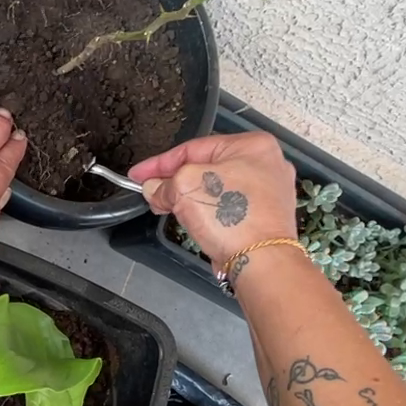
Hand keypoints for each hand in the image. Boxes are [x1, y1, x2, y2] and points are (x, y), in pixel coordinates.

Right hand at [129, 132, 297, 268]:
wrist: (261, 259)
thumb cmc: (233, 218)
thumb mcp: (184, 186)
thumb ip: (164, 183)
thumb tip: (153, 189)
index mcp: (252, 145)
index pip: (193, 148)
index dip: (159, 163)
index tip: (139, 174)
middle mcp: (265, 164)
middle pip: (204, 167)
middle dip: (173, 181)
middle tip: (150, 193)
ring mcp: (266, 192)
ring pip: (213, 188)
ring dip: (187, 198)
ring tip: (166, 208)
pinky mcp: (262, 216)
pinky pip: (224, 207)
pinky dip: (205, 211)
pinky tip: (191, 220)